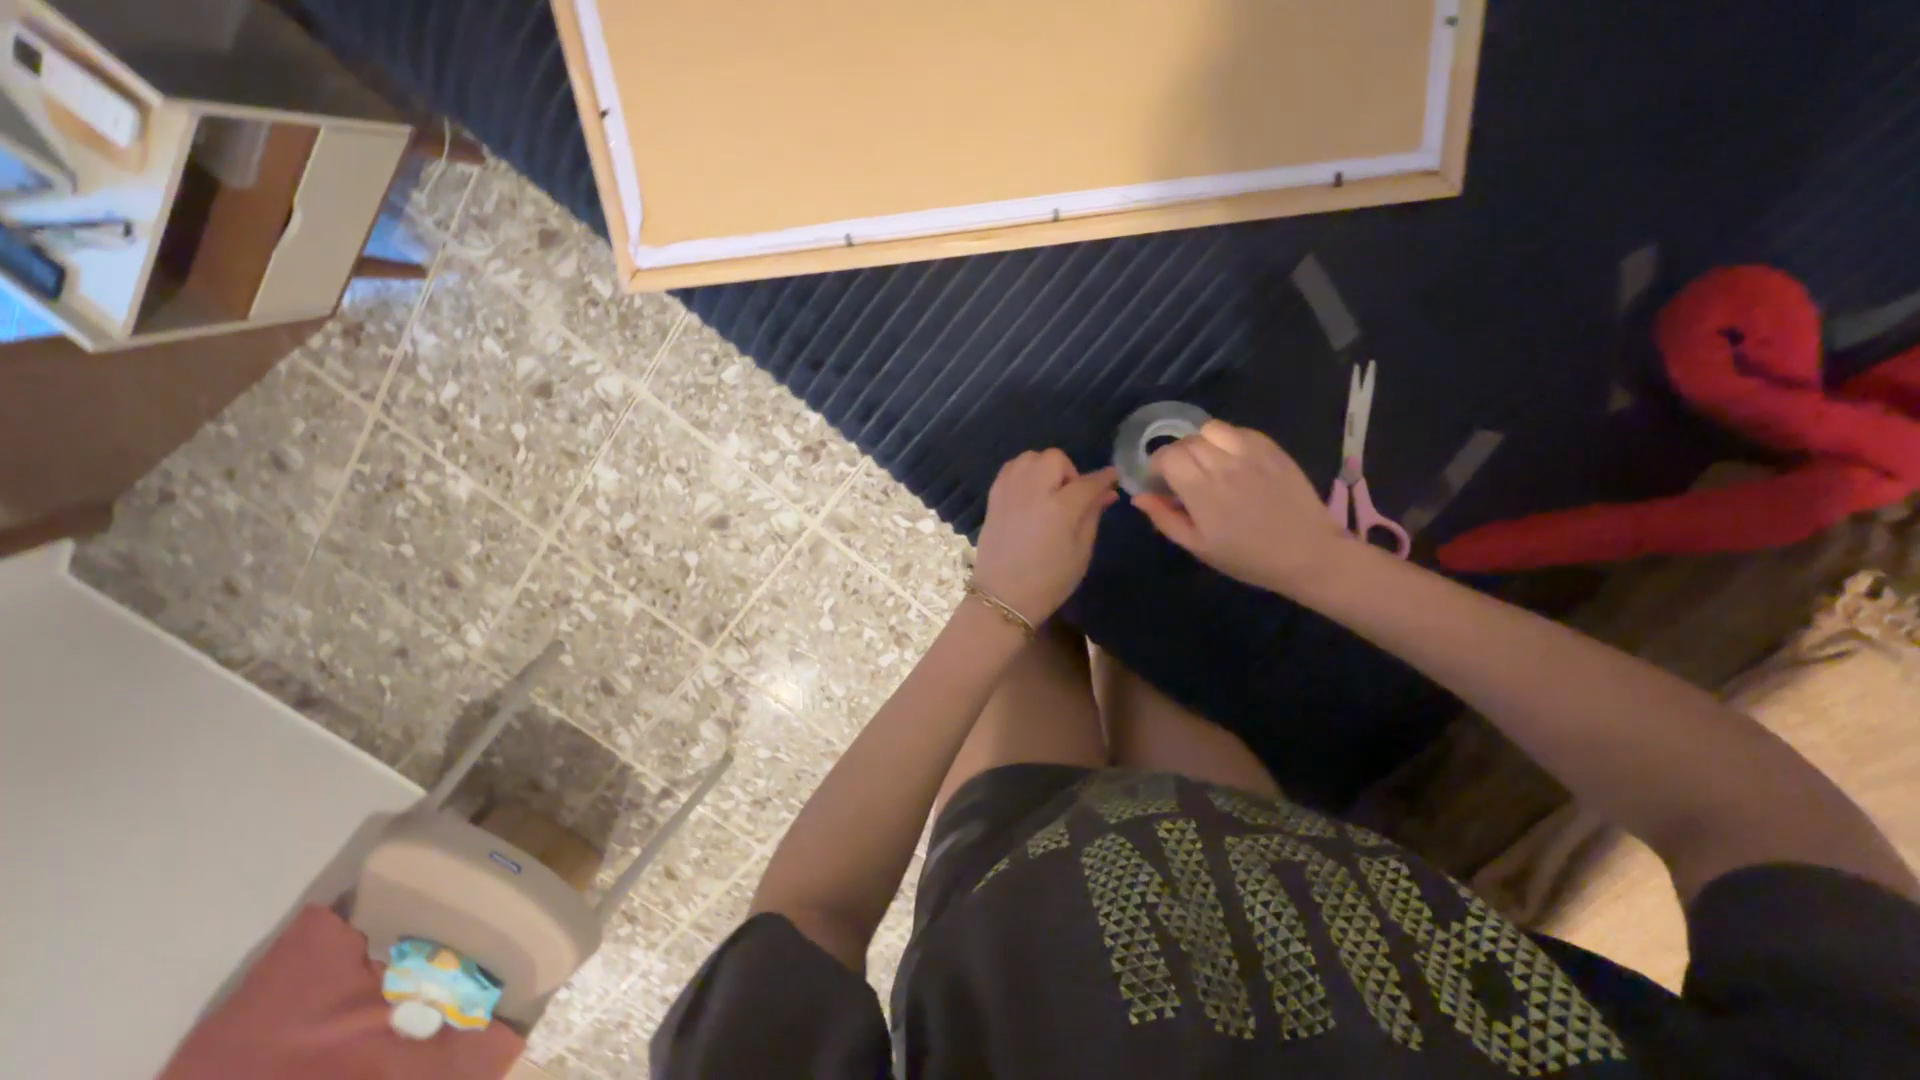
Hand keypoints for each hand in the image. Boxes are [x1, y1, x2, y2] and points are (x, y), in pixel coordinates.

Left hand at [972, 450, 1118, 622]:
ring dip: (1044, 468)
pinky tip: (1029, 493)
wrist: (1002, 597)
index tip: (1112, 478)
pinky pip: (1011, 469)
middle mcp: (1033, 491)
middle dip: (1068, 471)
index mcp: (1060, 508)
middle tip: (1070, 496)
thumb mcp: (1080, 552)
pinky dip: (1024, 472)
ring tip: (1048, 493)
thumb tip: (1107, 492)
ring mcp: (1010, 491)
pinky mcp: (993, 497)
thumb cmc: (1049, 581)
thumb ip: (1093, 516)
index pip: (1088, 482)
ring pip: (1030, 458)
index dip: (1104, 478)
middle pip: (1055, 459)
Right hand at [1132, 421, 1344, 592]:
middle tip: (1184, 478)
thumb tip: (1139, 496)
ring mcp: (1250, 453)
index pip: (1166, 456)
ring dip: (1201, 443)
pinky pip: (1239, 430)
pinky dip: (1227, 440)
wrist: (1307, 553)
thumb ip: (1165, 519)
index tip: (1161, 483)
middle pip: (1186, 442)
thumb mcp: (1199, 547)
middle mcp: (1223, 464)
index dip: (1157, 466)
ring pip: (1211, 429)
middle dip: (1177, 457)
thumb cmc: (1248, 558)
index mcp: (1201, 491)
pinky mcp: (1272, 448)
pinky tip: (1232, 460)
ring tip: (1208, 464)